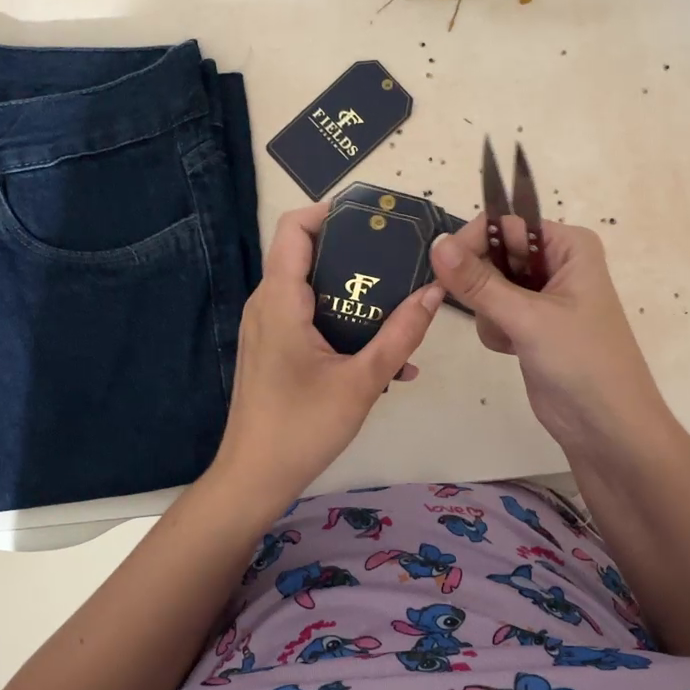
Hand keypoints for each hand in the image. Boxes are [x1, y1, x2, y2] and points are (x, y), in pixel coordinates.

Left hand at [214, 203, 444, 497]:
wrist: (254, 478)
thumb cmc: (303, 427)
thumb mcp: (362, 381)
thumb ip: (401, 335)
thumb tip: (434, 293)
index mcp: (280, 300)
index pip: (295, 227)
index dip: (331, 211)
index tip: (375, 218)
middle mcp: (266, 304)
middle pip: (308, 255)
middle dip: (356, 255)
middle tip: (401, 262)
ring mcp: (266, 328)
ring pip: (312, 291)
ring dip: (355, 297)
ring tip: (400, 310)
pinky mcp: (272, 350)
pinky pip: (308, 320)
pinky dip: (342, 326)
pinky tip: (384, 359)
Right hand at [429, 215, 664, 446]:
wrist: (606, 425)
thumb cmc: (581, 361)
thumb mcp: (528, 317)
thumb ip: (478, 282)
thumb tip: (436, 245)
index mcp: (568, 245)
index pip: (505, 224)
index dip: (471, 241)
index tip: (442, 267)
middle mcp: (556, 263)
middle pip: (493, 253)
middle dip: (480, 283)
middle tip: (483, 310)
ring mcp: (542, 296)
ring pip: (488, 286)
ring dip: (487, 312)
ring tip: (509, 336)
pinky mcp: (530, 326)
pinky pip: (493, 313)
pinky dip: (494, 330)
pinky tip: (512, 350)